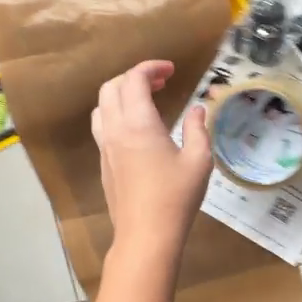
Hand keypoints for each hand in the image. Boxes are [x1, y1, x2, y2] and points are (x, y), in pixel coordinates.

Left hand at [92, 60, 211, 251]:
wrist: (146, 234)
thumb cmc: (177, 196)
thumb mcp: (199, 160)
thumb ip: (198, 129)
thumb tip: (198, 109)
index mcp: (139, 124)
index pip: (134, 80)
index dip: (151, 67)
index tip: (171, 70)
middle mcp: (116, 130)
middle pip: (111, 87)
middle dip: (134, 77)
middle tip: (160, 82)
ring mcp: (105, 147)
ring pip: (101, 106)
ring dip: (121, 94)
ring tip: (145, 100)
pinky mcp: (103, 163)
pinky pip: (102, 126)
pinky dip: (117, 113)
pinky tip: (138, 128)